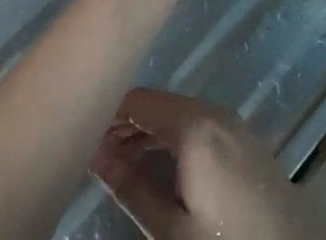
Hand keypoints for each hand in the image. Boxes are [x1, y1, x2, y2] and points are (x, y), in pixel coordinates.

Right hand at [92, 88, 309, 239]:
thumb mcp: (170, 227)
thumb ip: (129, 187)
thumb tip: (94, 155)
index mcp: (194, 124)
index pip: (135, 99)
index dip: (105, 115)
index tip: (80, 135)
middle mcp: (213, 111)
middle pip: (156, 105)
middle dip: (123, 128)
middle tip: (93, 157)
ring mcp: (233, 125)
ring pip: (175, 117)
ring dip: (146, 137)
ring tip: (117, 168)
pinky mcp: (244, 142)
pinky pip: (197, 129)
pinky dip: (171, 143)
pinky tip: (156, 171)